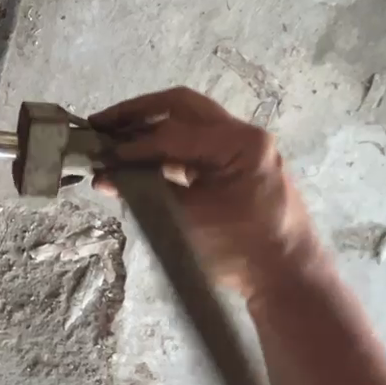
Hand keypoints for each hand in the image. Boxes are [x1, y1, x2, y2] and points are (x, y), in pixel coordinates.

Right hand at [91, 88, 323, 301]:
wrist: (286, 278)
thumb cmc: (240, 249)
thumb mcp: (188, 217)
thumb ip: (145, 190)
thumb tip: (102, 177)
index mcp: (239, 143)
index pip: (173, 131)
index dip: (133, 143)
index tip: (102, 156)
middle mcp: (242, 136)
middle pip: (180, 107)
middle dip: (137, 112)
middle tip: (99, 124)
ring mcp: (240, 149)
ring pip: (186, 121)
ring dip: (148, 127)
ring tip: (111, 139)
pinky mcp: (233, 165)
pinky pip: (193, 145)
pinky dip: (163, 147)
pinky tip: (136, 159)